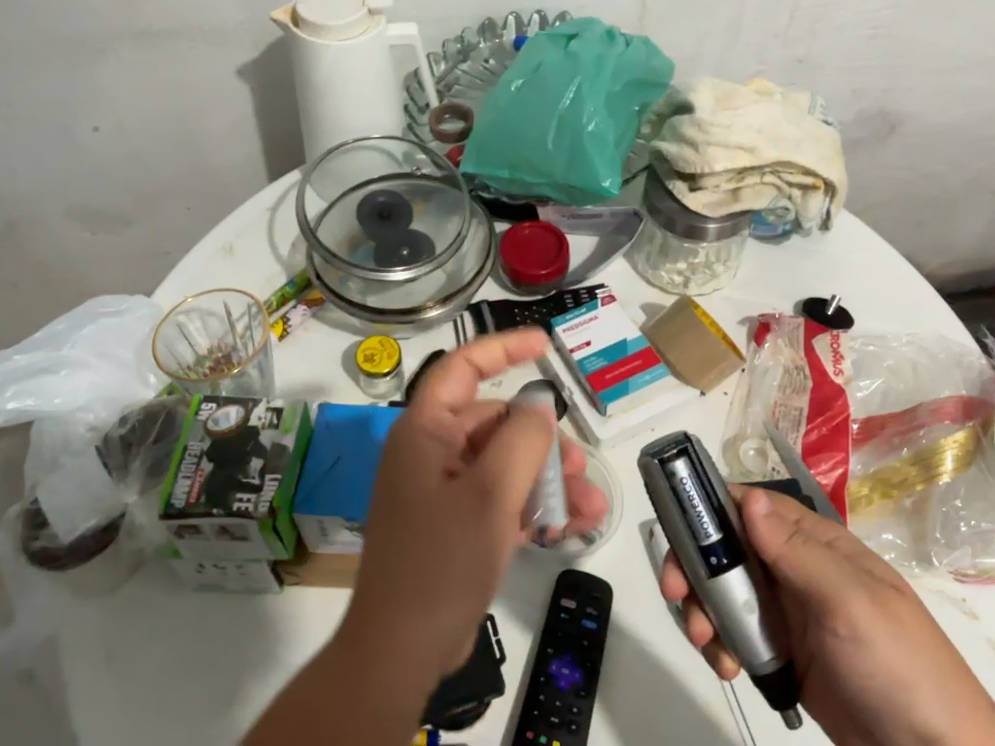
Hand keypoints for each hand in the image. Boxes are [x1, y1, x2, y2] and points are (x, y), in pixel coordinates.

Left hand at [340, 328, 607, 677]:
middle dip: (545, 442)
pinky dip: (534, 508)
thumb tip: (539, 405)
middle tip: (584, 469)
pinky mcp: (455, 526)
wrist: (403, 648)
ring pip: (506, 465)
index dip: (503, 349)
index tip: (545, 345)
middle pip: (496, 424)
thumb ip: (522, 440)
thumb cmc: (441, 561)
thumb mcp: (490, 495)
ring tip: (592, 507)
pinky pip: (501, 500)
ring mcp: (442, 491)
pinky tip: (573, 527)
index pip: (463, 368)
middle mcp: (431, 452)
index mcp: (425, 431)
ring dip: (550, 481)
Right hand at [660, 487, 994, 745]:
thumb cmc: (898, 668)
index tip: (677, 533)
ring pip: (727, 595)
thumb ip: (796, 551)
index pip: (756, 508)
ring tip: (706, 646)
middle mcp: (801, 573)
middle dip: (696, 569)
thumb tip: (750, 498)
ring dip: (704, 612)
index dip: (711, 511)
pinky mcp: (786, 657)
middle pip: (730, 551)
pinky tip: (727, 669)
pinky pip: (738, 638)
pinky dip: (722, 647)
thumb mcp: (849, 603)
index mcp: (821, 547)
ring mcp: (792, 617)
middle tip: (676, 596)